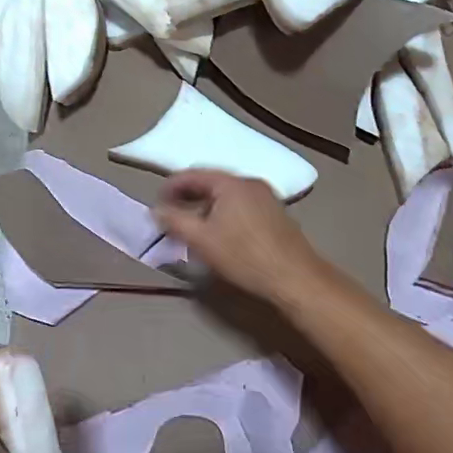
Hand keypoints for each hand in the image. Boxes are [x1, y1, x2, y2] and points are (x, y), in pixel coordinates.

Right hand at [152, 170, 330, 304]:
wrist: (294, 278)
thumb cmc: (244, 256)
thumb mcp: (201, 240)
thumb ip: (174, 221)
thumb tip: (157, 210)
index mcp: (231, 183)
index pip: (193, 175)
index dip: (170, 187)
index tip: (157, 205)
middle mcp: (251, 183)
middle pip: (211, 183)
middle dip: (188, 198)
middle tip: (171, 217)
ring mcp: (267, 198)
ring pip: (227, 196)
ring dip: (205, 208)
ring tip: (193, 229)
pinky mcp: (276, 214)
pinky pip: (241, 206)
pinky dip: (224, 214)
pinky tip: (219, 235)